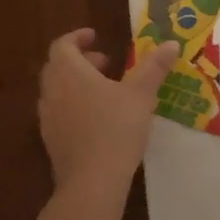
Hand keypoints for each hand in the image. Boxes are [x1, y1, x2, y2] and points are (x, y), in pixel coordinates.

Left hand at [37, 28, 178, 192]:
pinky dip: (72, 105)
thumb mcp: (141, 94)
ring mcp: (47, 117)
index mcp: (69, 72)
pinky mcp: (50, 141)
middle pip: (57, 66)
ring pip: (56, 90)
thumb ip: (154, 67)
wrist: (92, 182)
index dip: (78, 37)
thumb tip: (171, 43)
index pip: (62, 45)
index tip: (95, 36)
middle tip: (105, 64)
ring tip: (103, 92)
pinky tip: (95, 120)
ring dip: (75, 83)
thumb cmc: (116, 129)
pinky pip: (57, 112)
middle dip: (80, 60)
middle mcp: (52, 90)